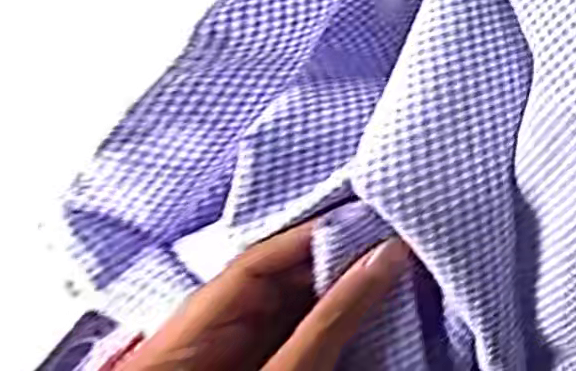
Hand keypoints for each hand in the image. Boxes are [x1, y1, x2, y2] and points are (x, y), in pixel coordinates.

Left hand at [118, 222, 409, 370]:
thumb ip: (335, 316)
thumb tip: (390, 250)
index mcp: (177, 345)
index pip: (257, 261)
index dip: (318, 233)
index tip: (379, 219)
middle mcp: (195, 346)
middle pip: (277, 279)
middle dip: (341, 257)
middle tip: (398, 244)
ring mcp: (223, 363)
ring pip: (291, 302)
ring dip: (344, 285)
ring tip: (394, 270)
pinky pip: (296, 328)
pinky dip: (337, 313)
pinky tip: (373, 303)